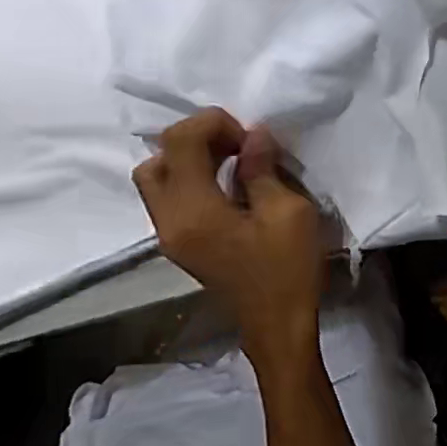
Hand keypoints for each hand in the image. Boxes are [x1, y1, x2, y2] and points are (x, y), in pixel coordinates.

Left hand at [132, 108, 324, 337]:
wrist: (277, 322)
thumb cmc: (288, 268)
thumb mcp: (289, 212)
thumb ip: (263, 170)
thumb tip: (253, 137)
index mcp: (193, 210)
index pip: (179, 142)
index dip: (213, 123)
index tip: (251, 137)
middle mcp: (168, 219)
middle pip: (158, 156)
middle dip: (197, 138)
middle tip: (239, 146)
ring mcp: (169, 234)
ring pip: (157, 176)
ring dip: (191, 158)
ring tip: (233, 163)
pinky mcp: (179, 243)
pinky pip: (170, 196)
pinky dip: (192, 178)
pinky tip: (229, 186)